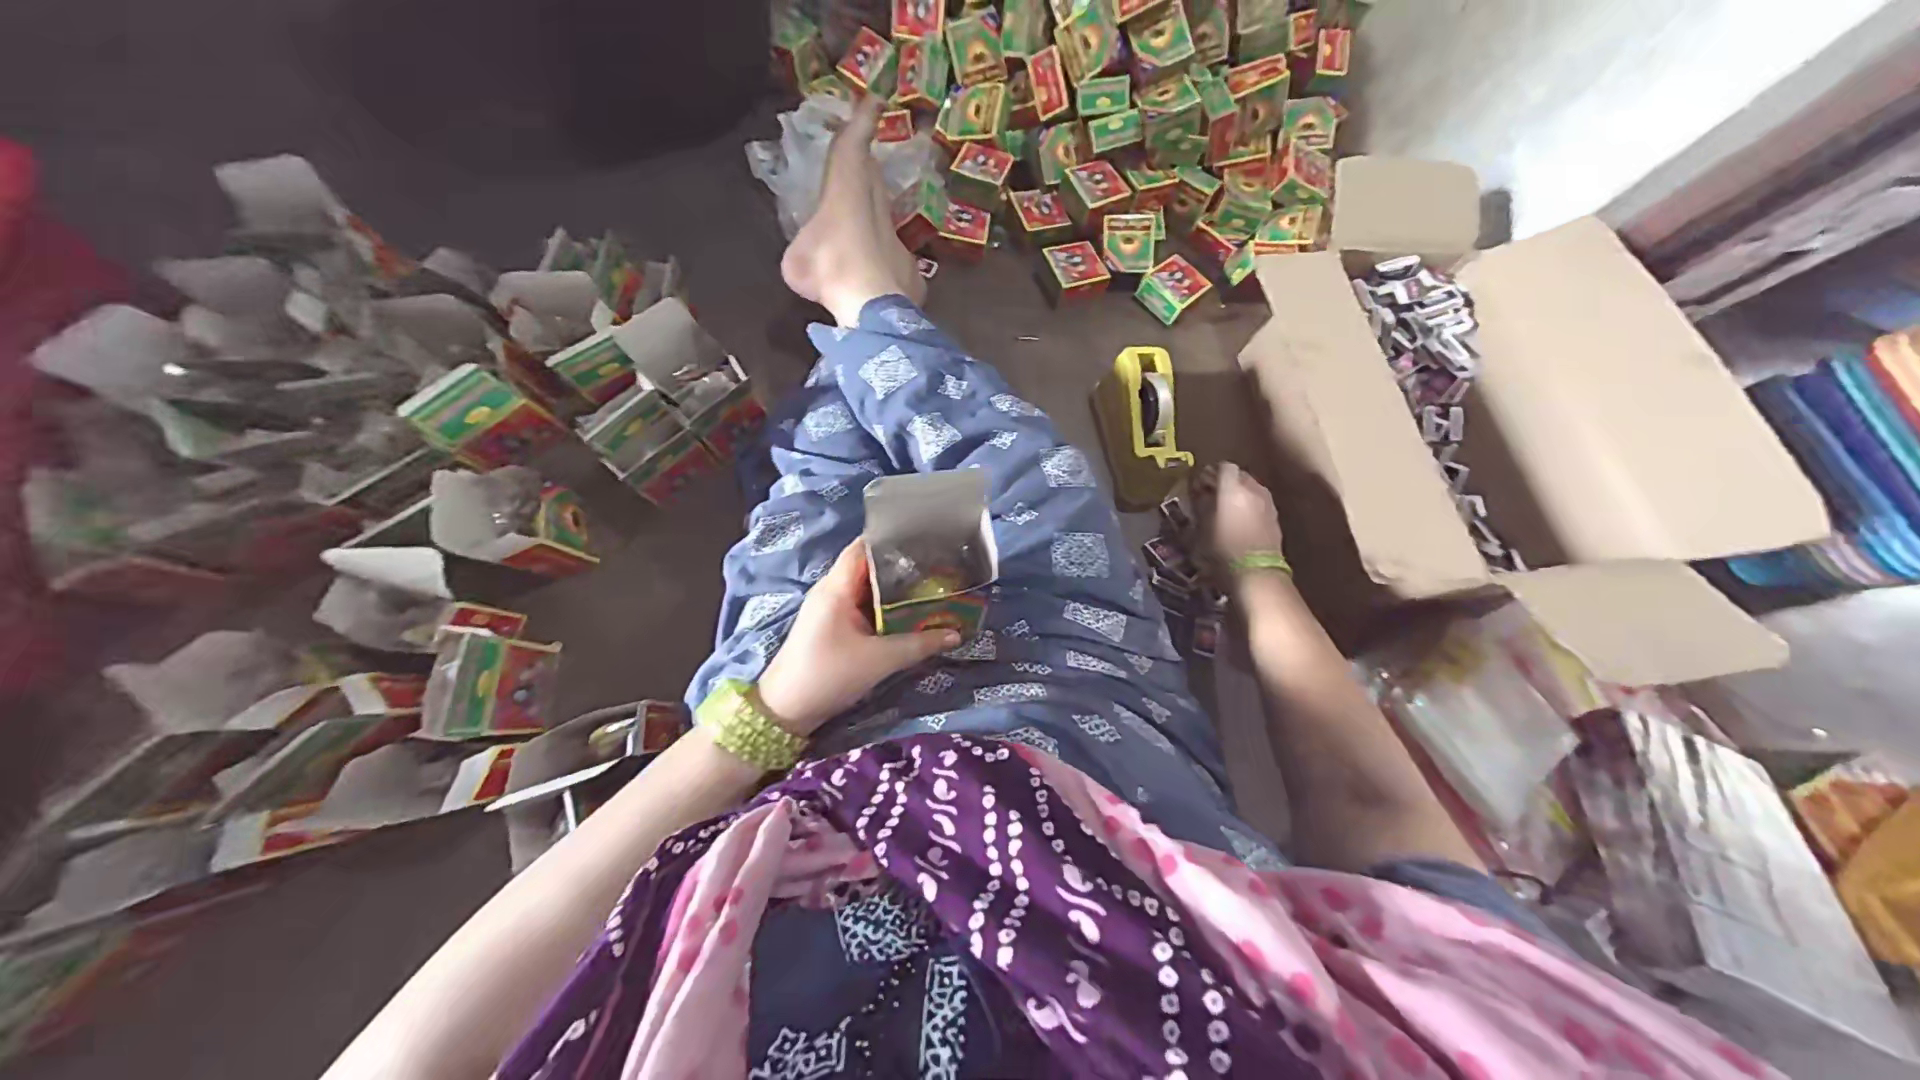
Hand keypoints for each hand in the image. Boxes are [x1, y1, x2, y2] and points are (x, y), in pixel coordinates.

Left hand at [756, 539, 958, 735]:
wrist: (784, 711)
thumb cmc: (828, 675)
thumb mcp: (879, 661)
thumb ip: (919, 645)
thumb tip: (956, 635)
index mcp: (835, 588)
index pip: (862, 548)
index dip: (891, 540)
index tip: (923, 541)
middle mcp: (830, 591)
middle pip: (867, 567)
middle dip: (900, 566)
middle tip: (936, 567)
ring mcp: (828, 609)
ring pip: (865, 589)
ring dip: (892, 590)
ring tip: (929, 587)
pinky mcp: (830, 627)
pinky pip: (860, 606)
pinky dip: (882, 607)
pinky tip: (906, 614)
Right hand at [1196, 462, 1285, 565]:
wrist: (1255, 572)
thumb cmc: (1221, 549)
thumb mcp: (1201, 527)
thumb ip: (1201, 504)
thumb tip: (1200, 493)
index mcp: (1232, 487)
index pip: (1222, 467)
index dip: (1210, 474)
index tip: (1200, 484)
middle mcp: (1252, 488)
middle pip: (1238, 474)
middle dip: (1225, 481)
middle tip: (1211, 495)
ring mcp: (1266, 501)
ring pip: (1250, 487)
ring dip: (1238, 493)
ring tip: (1226, 508)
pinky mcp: (1274, 515)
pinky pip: (1258, 501)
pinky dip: (1249, 504)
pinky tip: (1240, 520)